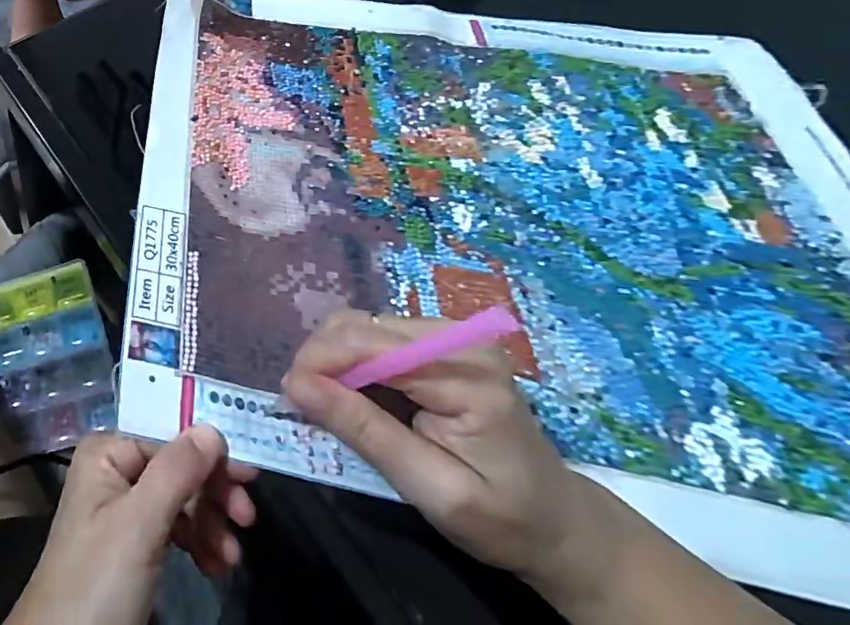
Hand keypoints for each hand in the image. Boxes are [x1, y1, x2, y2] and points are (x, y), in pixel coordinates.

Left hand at [7, 428, 255, 624]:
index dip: (209, 453)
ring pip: (182, 498)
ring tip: (230, 558)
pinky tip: (214, 565)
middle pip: (178, 466)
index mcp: (107, 452)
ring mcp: (123, 507)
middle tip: (247, 520)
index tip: (250, 475)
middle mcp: (114, 470)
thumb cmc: (99, 579)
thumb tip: (211, 428)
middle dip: (214, 494)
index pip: (168, 435)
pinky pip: (175, 526)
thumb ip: (176, 472)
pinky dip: (198, 542)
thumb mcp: (139, 523)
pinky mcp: (132, 542)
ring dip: (211, 523)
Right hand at [283, 312, 613, 590]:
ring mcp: (449, 336)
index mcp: (462, 371)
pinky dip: (352, 363)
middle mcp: (455, 337)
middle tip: (305, 407)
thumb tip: (296, 386)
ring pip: (359, 326)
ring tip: (328, 405)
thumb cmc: (502, 518)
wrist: (560, 524)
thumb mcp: (431, 487)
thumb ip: (364, 431)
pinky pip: (375, 337)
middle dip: (319, 361)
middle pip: (357, 325)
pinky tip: (355, 396)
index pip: (364, 343)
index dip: (315, 363)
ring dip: (333, 361)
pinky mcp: (439, 343)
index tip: (289, 400)